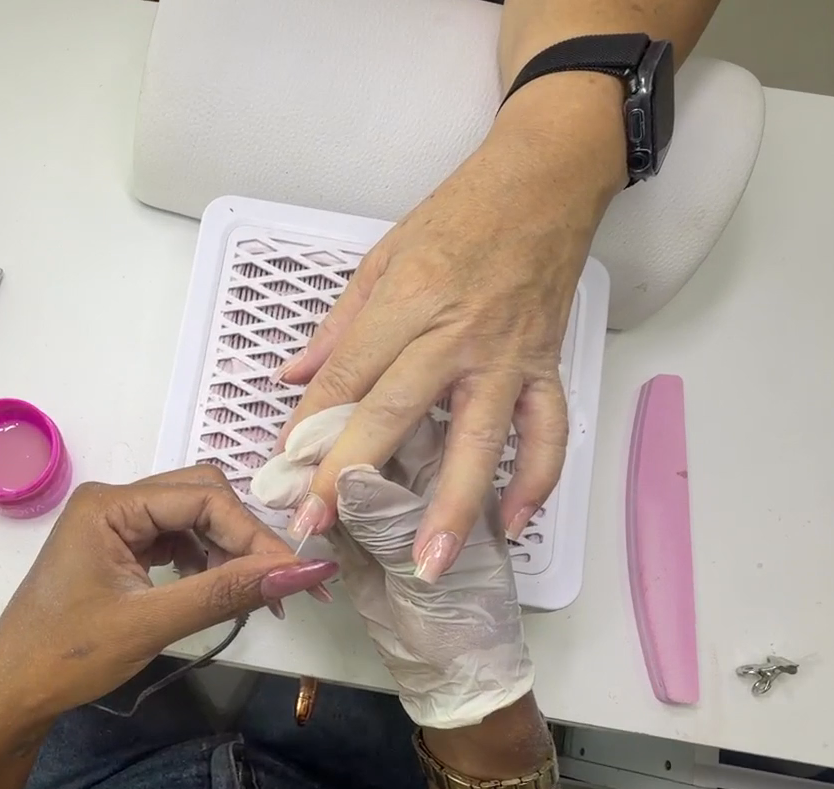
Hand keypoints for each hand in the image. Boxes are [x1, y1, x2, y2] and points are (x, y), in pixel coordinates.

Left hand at [0, 465, 335, 724]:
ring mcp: (114, 525)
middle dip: (244, 540)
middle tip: (281, 586)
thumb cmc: (68, 657)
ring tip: (256, 596)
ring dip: (227, 553)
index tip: (295, 577)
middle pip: (200, 499)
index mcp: (110, 503)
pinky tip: (218, 591)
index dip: (254, 536)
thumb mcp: (151, 623)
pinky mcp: (117, 549)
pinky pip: (174, 541)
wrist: (12, 693)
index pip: (203, 498)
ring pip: (190, 520)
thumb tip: (306, 573)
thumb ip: (227, 592)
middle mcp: (113, 501)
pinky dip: (203, 563)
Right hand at [256, 405, 531, 728]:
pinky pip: (328, 510)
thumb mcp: (433, 569)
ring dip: (311, 474)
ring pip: (342, 475)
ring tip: (279, 476)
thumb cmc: (463, 621)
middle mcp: (416, 484)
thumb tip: (349, 473)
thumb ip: (391, 520)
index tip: (317, 428)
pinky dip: (306, 506)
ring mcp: (383, 510)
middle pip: (365, 443)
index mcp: (451, 476)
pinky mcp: (358, 538)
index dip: (360, 423)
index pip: (404, 428)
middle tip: (287, 454)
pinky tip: (285, 501)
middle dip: (325, 445)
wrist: (452, 674)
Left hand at [276, 75, 626, 583]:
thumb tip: (291, 380)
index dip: (309, 429)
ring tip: (430, 565)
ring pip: (481, 440)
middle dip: (354, 476)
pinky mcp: (548, 366)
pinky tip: (513, 525)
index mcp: (406, 302)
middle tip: (322, 529)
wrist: (546, 178)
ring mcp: (507, 357)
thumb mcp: (380, 260)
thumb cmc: (456, 216)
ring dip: (455, 508)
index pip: (345, 377)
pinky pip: (548, 432)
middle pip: (396, 413)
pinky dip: (538, 481)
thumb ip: (336, 329)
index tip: (284, 477)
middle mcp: (454, 335)